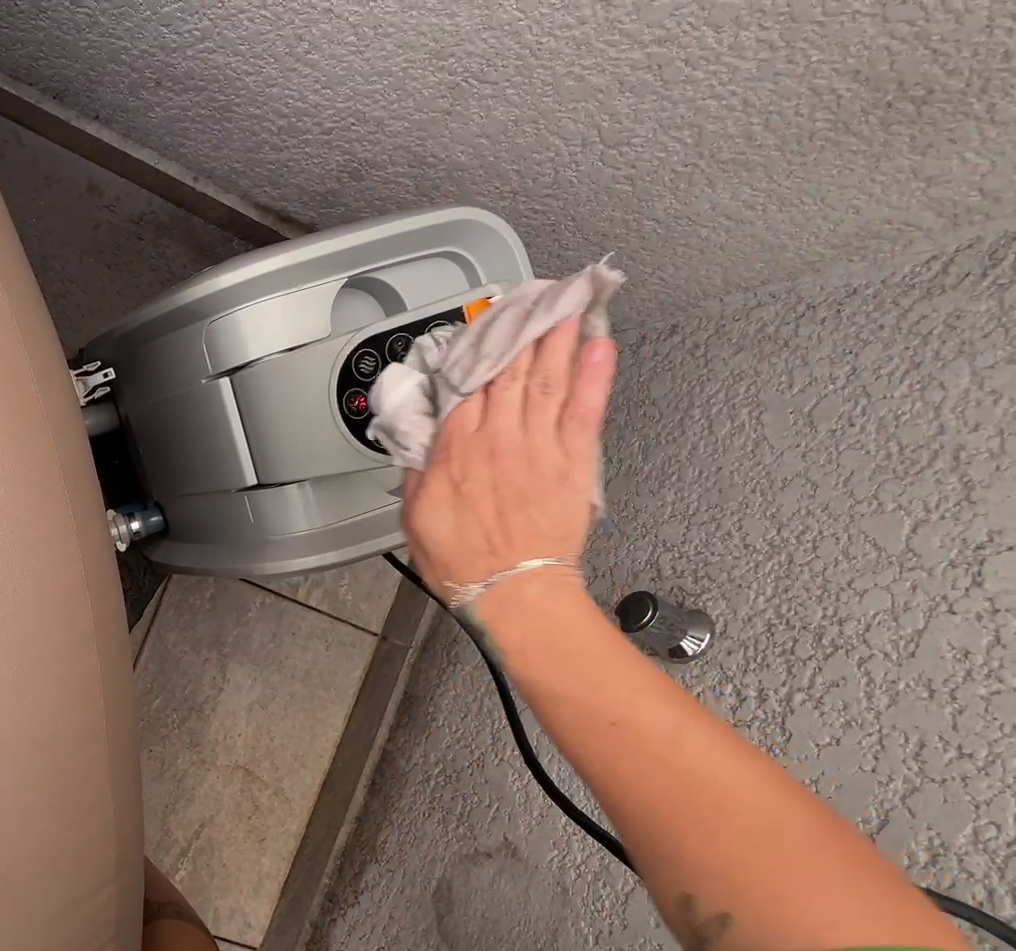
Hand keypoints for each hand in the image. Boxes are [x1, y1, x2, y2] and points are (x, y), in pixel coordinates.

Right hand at [399, 316, 615, 611]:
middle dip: (521, 327)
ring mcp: (539, 446)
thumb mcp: (414, 514)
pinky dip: (595, 375)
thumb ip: (416, 468)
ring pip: (549, 378)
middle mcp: (499, 437)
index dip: (475, 346)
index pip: (466, 382)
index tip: (482, 318)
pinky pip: (586, 409)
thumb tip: (418, 435)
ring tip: (568, 301)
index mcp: (457, 448)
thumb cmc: (461, 558)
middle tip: (532, 293)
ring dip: (558, 336)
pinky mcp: (574, 462)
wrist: (512, 591)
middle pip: (510, 369)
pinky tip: (601, 345)